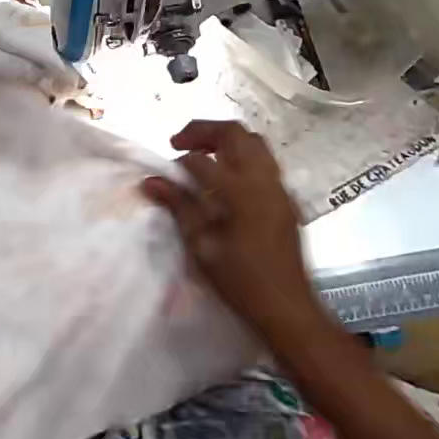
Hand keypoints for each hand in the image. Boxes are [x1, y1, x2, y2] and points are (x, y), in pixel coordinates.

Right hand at [140, 120, 328, 341]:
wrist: (287, 307)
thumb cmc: (239, 281)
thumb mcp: (201, 245)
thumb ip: (178, 207)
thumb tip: (151, 181)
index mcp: (239, 192)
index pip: (201, 160)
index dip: (177, 162)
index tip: (164, 174)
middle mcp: (262, 180)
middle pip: (234, 133)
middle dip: (203, 131)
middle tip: (180, 143)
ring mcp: (279, 188)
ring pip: (254, 142)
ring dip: (225, 140)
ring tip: (203, 155)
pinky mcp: (286, 198)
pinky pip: (265, 161)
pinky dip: (242, 156)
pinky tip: (226, 178)